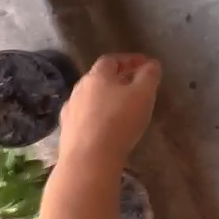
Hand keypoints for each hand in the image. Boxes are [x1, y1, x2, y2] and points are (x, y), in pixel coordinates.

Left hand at [57, 54, 160, 173]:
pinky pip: (85, 114)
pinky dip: (97, 113)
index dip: (129, 59)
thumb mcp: (144, 93)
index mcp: (97, 76)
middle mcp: (79, 89)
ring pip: (91, 96)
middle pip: (99, 77)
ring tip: (122, 105)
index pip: (111, 60)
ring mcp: (70, 110)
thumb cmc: (120, 120)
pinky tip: (106, 123)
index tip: (144, 63)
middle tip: (135, 83)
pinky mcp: (67, 130)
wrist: (89, 159)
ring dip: (106, 95)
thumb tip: (151, 64)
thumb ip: (150, 75)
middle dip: (118, 77)